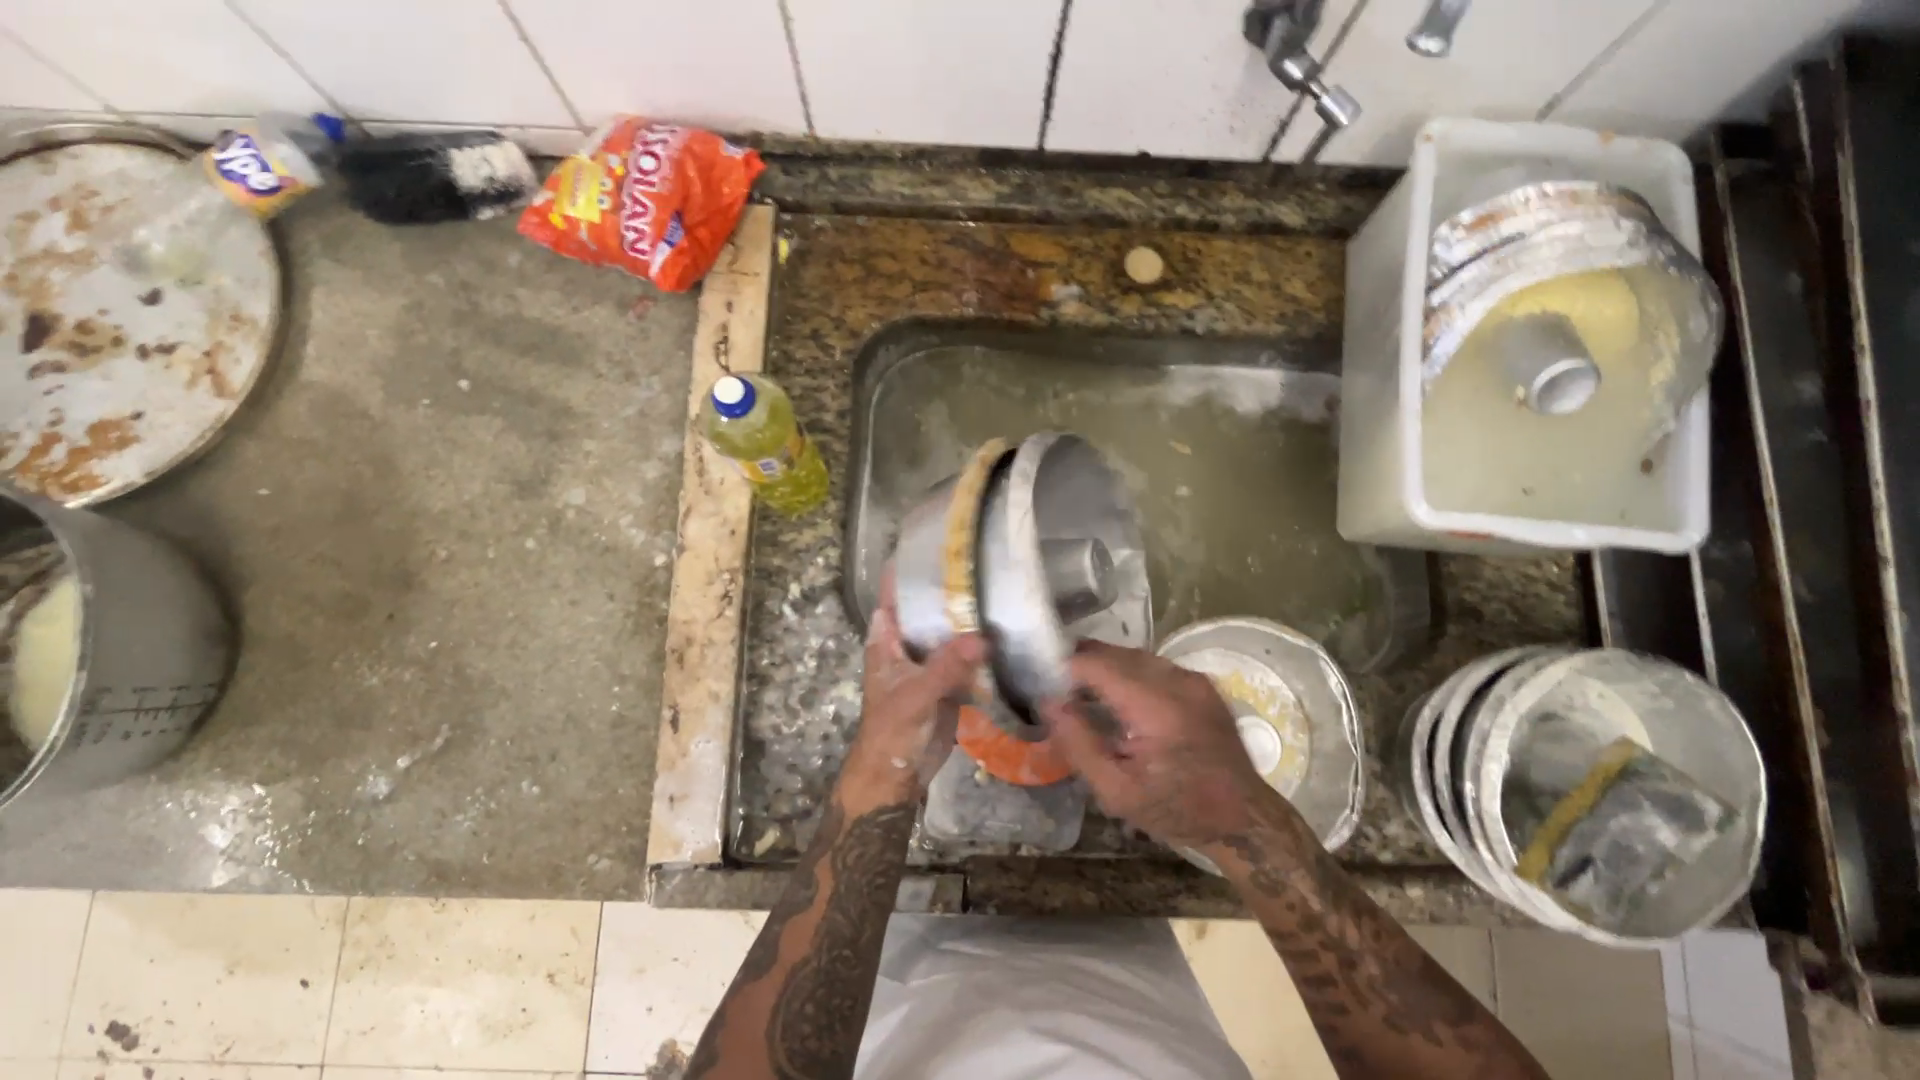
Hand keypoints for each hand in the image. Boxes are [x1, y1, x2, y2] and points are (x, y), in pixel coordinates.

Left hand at [843, 571, 987, 801]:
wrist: (899, 774)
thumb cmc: (893, 728)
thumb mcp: (916, 694)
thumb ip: (947, 665)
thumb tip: (983, 637)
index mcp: (887, 638)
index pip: (895, 592)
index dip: (910, 568)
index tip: (939, 542)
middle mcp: (908, 644)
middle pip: (929, 608)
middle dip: (952, 589)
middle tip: (988, 563)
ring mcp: (930, 662)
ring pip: (951, 631)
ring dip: (971, 617)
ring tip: (1005, 589)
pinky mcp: (950, 681)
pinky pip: (967, 657)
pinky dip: (984, 647)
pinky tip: (1009, 631)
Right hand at [1041, 640, 1295, 849]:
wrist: (1243, 818)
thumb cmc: (1176, 810)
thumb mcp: (1117, 791)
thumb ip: (1079, 743)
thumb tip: (1048, 702)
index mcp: (1156, 706)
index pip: (1096, 664)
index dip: (1064, 667)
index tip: (1041, 681)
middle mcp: (1177, 681)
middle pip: (1116, 653)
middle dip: (1082, 663)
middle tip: (1055, 685)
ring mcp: (1194, 680)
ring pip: (1136, 656)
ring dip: (1106, 667)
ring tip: (1081, 691)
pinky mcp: (1202, 685)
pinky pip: (1156, 666)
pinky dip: (1130, 673)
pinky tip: (1118, 698)